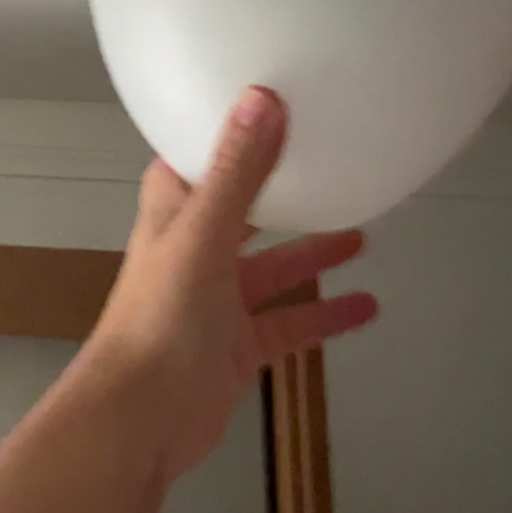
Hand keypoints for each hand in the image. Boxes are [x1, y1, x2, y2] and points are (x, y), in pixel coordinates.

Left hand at [81, 87, 377, 479]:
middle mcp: (192, 252)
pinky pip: (288, 322)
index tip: (265, 109)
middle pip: (238, 211)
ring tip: (363, 233)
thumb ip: (235, 174)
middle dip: (276, 191)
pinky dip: (323, 314)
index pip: (193, 163)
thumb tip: (260, 97)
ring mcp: (215, 301)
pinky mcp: (237, 346)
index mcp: (172, 217)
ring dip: (308, 251)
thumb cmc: (163, 317)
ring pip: (269, 268)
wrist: (142, 415)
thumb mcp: (202, 236)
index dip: (221, 138)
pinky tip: (368, 307)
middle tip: (327, 167)